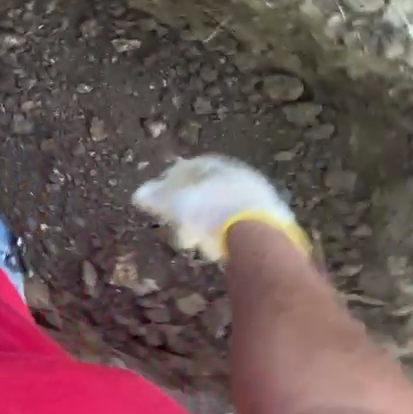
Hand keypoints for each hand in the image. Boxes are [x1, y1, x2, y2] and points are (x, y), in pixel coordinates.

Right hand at [132, 154, 310, 260]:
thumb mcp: (174, 203)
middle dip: (190, 209)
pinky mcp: (274, 224)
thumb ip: (155, 198)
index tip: (161, 198)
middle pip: (208, 191)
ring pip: (224, 210)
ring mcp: (262, 200)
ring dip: (207, 224)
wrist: (257, 237)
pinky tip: (216, 247)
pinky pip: (240, 226)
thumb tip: (138, 196)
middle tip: (177, 223)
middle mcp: (241, 177)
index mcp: (218, 166)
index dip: (171, 183)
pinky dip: (226, 234)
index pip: (189, 168)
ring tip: (195, 242)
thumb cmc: (208, 211)